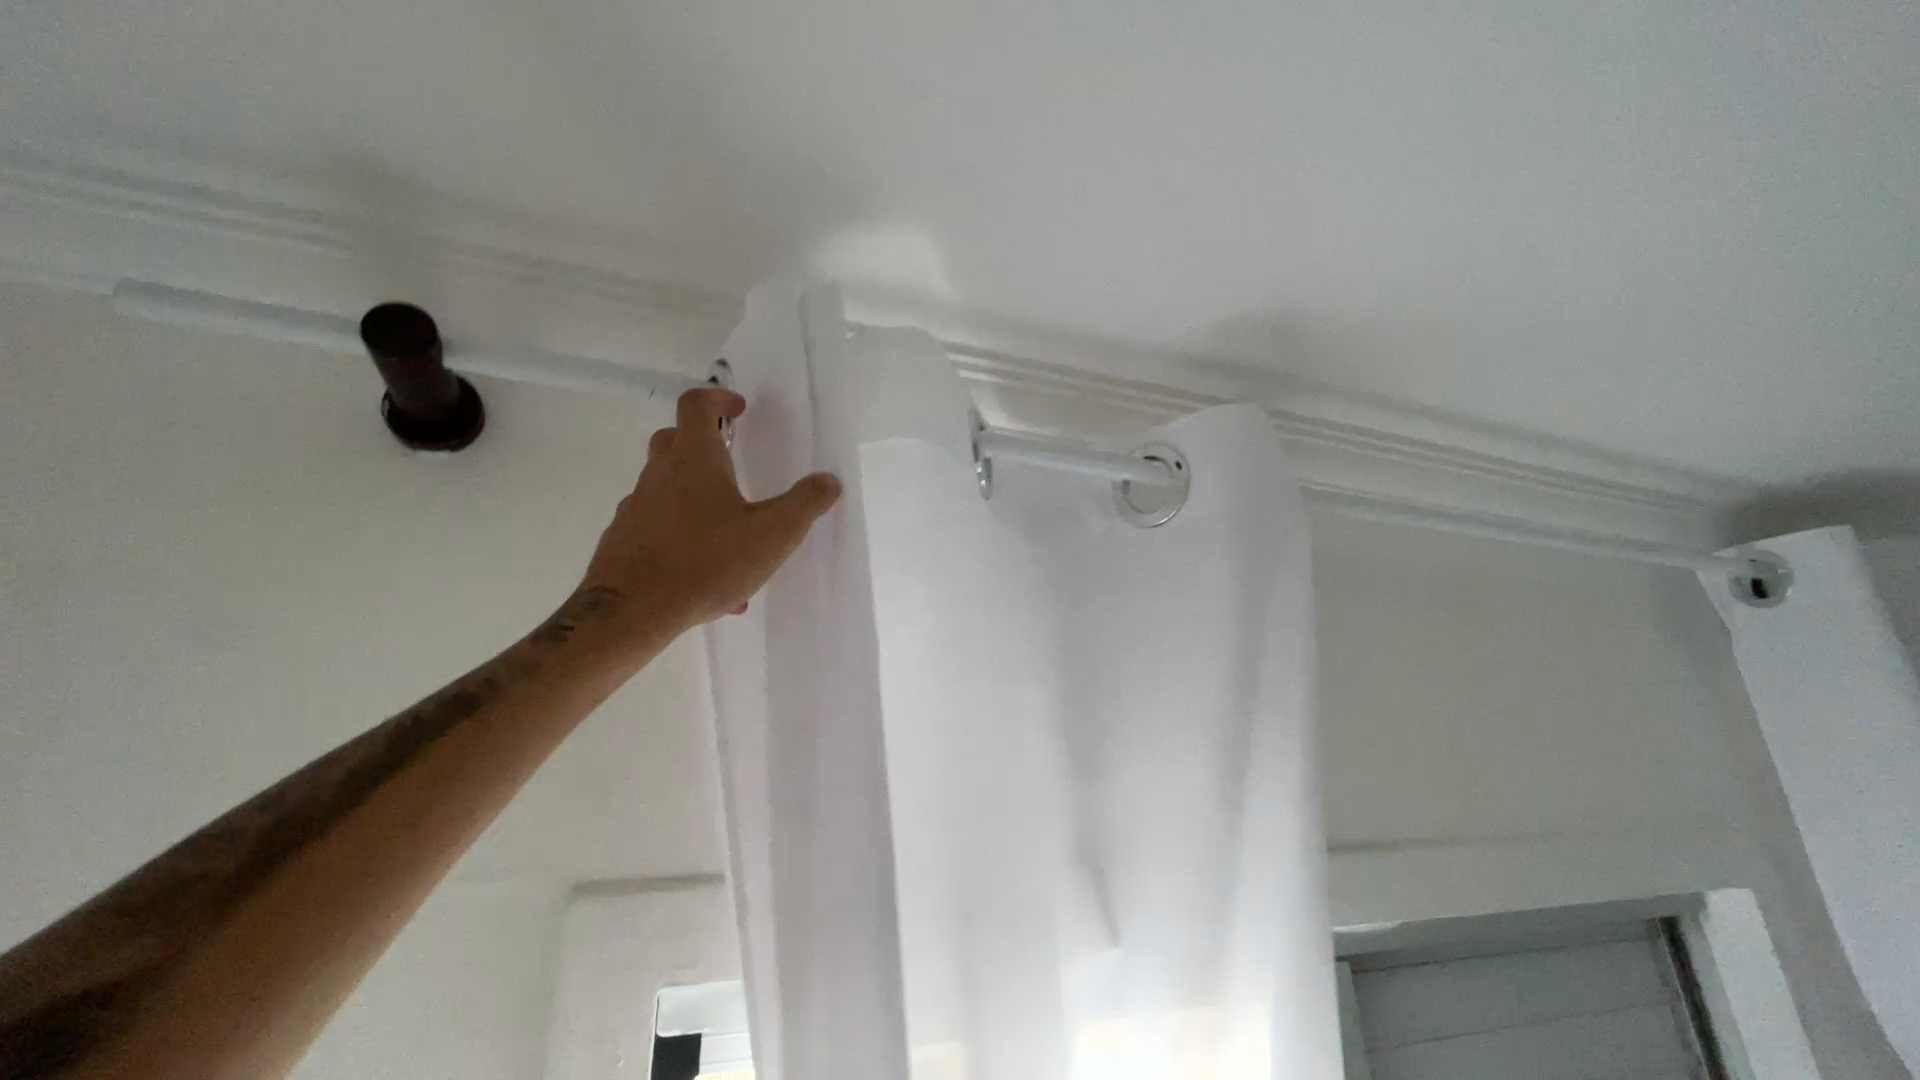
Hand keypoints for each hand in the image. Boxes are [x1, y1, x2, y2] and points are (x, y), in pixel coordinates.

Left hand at [576, 386, 839, 644]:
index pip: (697, 404)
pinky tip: (710, 580)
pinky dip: (684, 538)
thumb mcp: (773, 535)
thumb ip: (804, 504)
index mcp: (695, 459)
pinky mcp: (624, 541)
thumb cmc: (707, 562)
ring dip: (696, 497)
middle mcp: (660, 474)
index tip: (739, 409)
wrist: (632, 611)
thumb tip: (828, 481)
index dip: (718, 398)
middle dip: (703, 442)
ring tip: (732, 538)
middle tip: (732, 460)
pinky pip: (660, 529)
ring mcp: (636, 507)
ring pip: (666, 487)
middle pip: (675, 440)